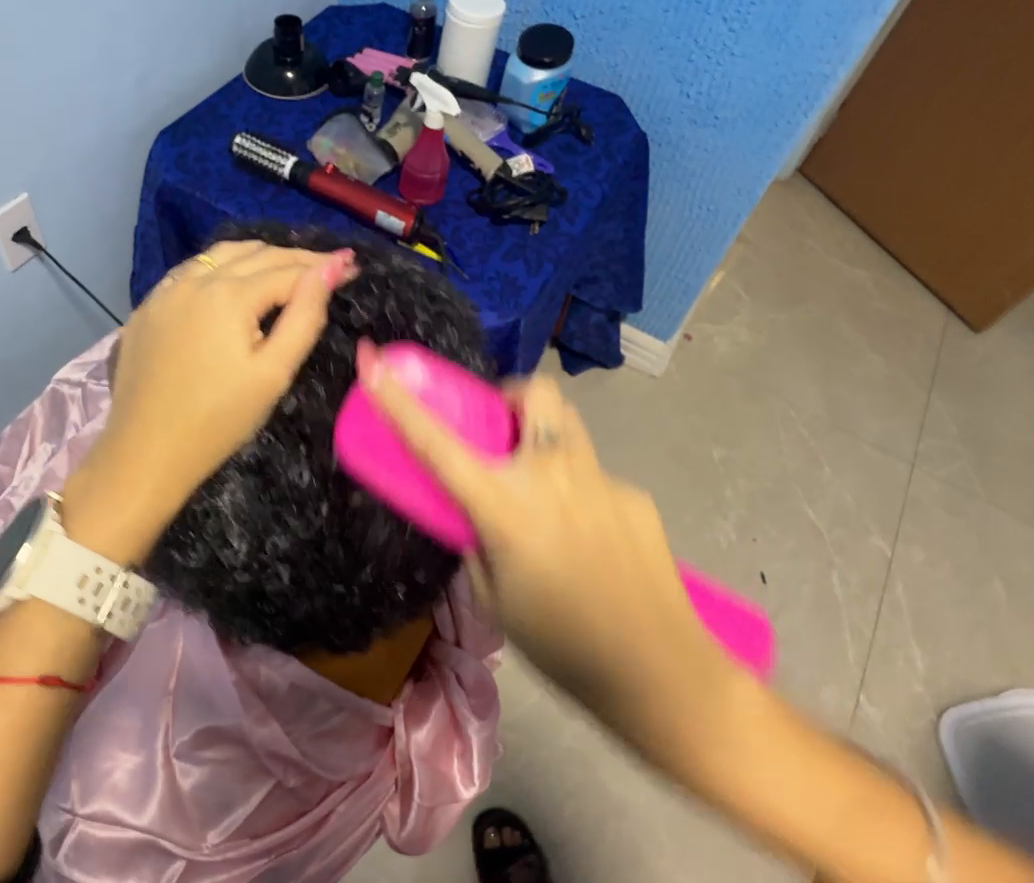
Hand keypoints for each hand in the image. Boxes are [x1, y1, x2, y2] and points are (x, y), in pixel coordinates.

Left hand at [63, 241, 356, 560]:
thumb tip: (329, 270)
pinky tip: (231, 279)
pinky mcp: (145, 310)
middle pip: (256, 255)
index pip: (288, 270)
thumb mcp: (273, 373)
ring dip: (258, 256)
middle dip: (296, 257)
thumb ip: (304, 317)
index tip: (354, 266)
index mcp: (229, 295)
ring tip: (287, 266)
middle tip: (330, 265)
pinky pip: (190, 271)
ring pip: (219, 255)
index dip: (325, 267)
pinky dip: (220, 267)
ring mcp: (164, 293)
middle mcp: (195, 281)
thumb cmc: (218, 420)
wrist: (144, 453)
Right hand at [356, 349, 729, 711]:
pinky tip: (591, 543)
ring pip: (567, 423)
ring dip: (544, 434)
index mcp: (504, 504)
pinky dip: (578, 492)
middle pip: (532, 391)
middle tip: (502, 432)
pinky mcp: (634, 495)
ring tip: (542, 484)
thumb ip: (477, 544)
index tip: (375, 365)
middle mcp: (551, 473)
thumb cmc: (561, 644)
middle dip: (511, 398)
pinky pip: (594, 475)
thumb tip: (477, 519)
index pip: (437, 443)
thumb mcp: (494, 599)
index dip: (399, 402)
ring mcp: (600, 478)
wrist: (659, 669)